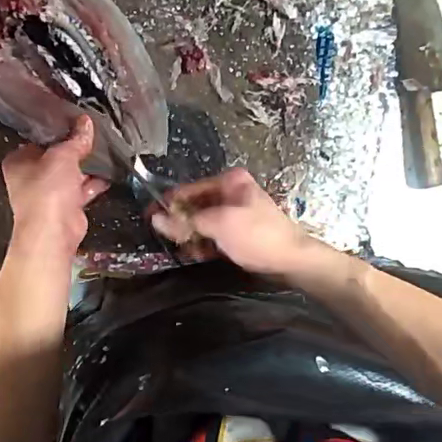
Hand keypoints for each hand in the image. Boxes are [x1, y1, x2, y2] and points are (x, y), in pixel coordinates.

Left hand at [2, 116, 108, 260]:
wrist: (53, 230)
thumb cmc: (47, 189)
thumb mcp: (63, 156)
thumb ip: (76, 139)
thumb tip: (86, 122)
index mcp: (18, 161)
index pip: (37, 139)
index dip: (55, 130)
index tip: (73, 121)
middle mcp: (30, 177)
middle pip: (55, 157)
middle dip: (73, 149)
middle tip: (91, 135)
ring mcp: (48, 194)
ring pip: (69, 174)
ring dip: (85, 167)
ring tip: (103, 152)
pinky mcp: (66, 207)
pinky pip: (81, 190)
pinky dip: (93, 183)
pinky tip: (107, 174)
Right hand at [150, 168, 335, 277]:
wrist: (292, 260)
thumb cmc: (257, 236)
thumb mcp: (219, 225)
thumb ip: (186, 221)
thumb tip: (156, 218)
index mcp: (230, 181)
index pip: (190, 189)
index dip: (169, 203)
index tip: (150, 217)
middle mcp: (233, 193)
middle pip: (195, 205)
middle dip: (180, 222)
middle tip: (165, 238)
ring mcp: (237, 213)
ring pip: (204, 222)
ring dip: (191, 235)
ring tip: (181, 249)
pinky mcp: (240, 233)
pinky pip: (214, 235)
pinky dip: (204, 243)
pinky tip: (195, 254)